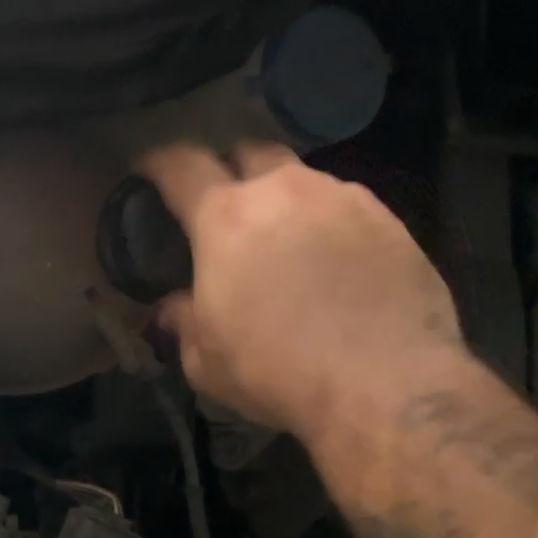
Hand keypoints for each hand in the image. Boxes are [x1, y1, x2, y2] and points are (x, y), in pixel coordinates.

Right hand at [136, 142, 466, 441]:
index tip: (146, 170)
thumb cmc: (273, 370)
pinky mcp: (391, 221)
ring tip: (278, 243)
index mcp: (226, 219)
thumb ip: (183, 321)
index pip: (181, 166)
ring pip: (301, 180)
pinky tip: (324, 266)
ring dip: (281, 202)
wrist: (384, 384)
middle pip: (249, 152)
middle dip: (227, 171)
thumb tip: (173, 307)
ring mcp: (345, 199)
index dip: (158, 163)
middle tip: (218, 208)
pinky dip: (323, 226)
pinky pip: (343, 208)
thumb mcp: (203, 360)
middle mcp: (286, 192)